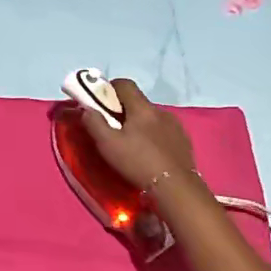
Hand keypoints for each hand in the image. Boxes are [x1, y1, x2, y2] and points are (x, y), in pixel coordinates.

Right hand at [80, 78, 199, 192]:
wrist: (175, 186)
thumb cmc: (138, 162)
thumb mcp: (108, 145)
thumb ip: (94, 123)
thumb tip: (87, 109)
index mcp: (142, 108)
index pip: (125, 84)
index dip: (111, 87)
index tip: (101, 100)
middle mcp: (161, 111)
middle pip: (139, 102)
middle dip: (125, 110)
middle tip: (114, 127)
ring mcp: (176, 125)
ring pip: (152, 117)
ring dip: (141, 124)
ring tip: (134, 143)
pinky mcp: (184, 140)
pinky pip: (165, 130)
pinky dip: (155, 135)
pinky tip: (151, 153)